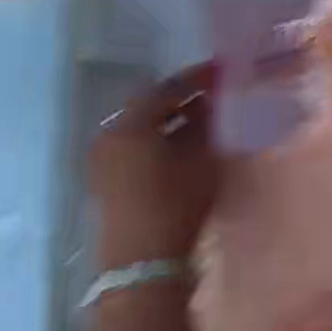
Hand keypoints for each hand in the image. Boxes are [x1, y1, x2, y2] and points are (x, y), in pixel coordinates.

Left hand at [91, 66, 221, 267]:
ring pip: (147, 129)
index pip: (166, 89)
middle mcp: (110, 137)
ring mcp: (106, 162)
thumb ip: (210, 126)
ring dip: (178, 121)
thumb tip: (218, 103)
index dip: (198, 78)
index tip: (225, 70)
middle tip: (221, 94)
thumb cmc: (176, 202)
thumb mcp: (204, 160)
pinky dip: (166, 140)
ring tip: (212, 120)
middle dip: (187, 100)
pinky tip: (192, 147)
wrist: (144, 260)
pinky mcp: (111, 182)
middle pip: (152, 108)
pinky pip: (141, 147)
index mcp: (129, 126)